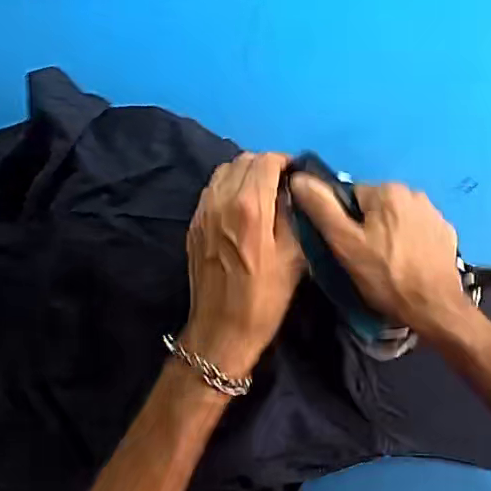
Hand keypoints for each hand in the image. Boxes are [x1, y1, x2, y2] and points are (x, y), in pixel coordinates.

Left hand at [180, 152, 304, 377]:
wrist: (221, 329)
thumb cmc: (264, 297)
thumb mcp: (294, 256)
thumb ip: (293, 215)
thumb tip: (292, 191)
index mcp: (249, 206)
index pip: (266, 161)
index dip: (285, 163)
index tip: (297, 176)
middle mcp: (221, 201)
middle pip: (243, 161)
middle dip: (266, 166)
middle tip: (282, 184)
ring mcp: (202, 212)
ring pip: (224, 172)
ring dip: (245, 174)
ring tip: (262, 193)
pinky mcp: (193, 225)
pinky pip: (211, 191)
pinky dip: (229, 189)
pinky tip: (242, 209)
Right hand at [287, 175, 475, 339]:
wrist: (434, 307)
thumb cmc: (385, 276)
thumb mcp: (345, 244)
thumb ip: (321, 208)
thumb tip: (299, 178)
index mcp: (388, 190)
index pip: (351, 196)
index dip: (344, 222)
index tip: (349, 247)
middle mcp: (414, 193)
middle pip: (375, 206)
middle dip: (368, 227)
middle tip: (366, 258)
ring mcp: (434, 213)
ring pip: (398, 218)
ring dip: (390, 234)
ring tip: (388, 264)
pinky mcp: (446, 232)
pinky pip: (418, 230)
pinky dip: (411, 242)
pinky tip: (409, 264)